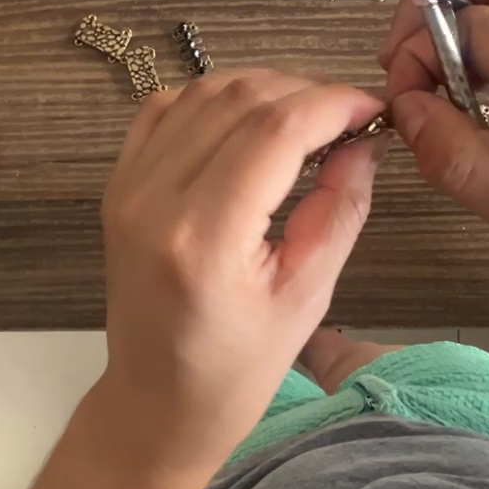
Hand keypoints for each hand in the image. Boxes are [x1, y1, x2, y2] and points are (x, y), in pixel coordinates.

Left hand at [94, 69, 385, 480]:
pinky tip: (246, 121)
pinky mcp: (118, 183)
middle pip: (239, 99)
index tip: (370, 107)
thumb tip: (363, 140)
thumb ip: (340, 208)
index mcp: (204, 237)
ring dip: (262, 89)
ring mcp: (127, 185)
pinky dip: (213, 99)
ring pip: (202, 93)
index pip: (274, 130)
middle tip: (345, 116)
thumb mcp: (307, 297)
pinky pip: (165, 109)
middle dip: (304, 91)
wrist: (155, 399)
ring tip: (305, 117)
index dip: (332, 103)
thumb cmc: (236, 369)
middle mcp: (154, 197)